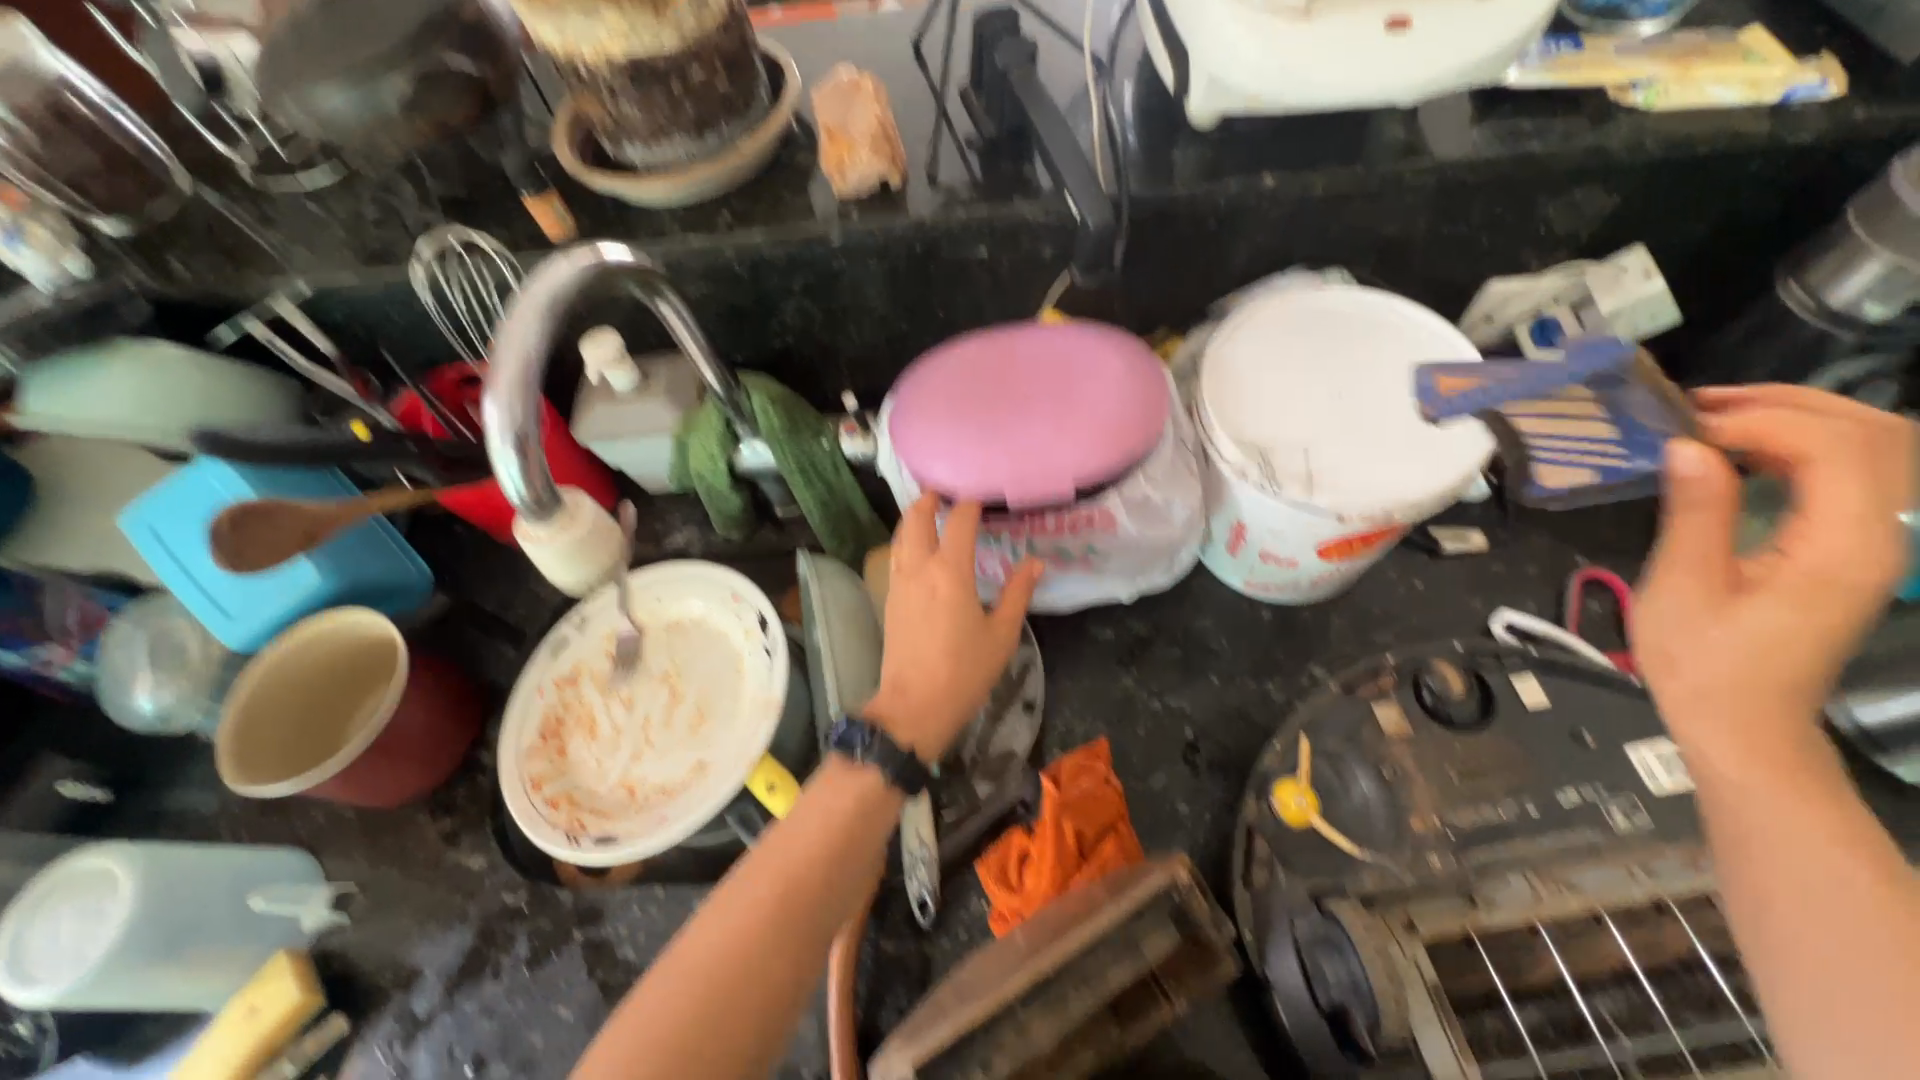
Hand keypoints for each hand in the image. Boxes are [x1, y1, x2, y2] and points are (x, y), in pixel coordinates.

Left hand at [863, 496, 1043, 762]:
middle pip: (916, 519)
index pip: (959, 522)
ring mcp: (899, 583)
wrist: (915, 705)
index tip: (981, 498)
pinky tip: (916, 551)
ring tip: (927, 512)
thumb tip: (1035, 562)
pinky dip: (905, 542)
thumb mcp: (1002, 634)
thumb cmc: (965, 671)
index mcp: (951, 572)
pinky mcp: (889, 600)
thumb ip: (1018, 593)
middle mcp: (920, 569)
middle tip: (944, 493)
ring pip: (900, 537)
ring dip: (912, 518)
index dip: (970, 505)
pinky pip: (895, 557)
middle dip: (929, 501)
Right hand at [1633, 385, 1916, 760]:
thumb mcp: (1680, 589)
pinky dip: (1809, 446)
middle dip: (1788, 405)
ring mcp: (1883, 542)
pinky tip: (1750, 453)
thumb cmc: (1702, 665)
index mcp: (1841, 548)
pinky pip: (1862, 473)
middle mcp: (1884, 536)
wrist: (1746, 725)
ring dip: (1804, 418)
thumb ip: (1695, 512)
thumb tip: (1687, 445)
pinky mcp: (1864, 548)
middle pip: (1875, 433)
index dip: (1762, 420)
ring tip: (1722, 419)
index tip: (1686, 426)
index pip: (1836, 447)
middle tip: (1701, 406)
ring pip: (1879, 445)